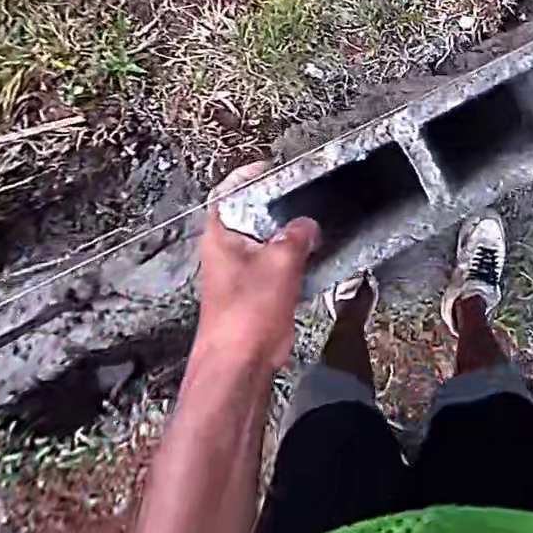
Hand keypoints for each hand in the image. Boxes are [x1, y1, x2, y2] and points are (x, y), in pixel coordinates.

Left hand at [194, 162, 320, 371]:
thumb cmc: (245, 316)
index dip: (249, 175)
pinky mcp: (256, 288)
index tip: (273, 168)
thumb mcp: (280, 261)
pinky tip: (312, 255)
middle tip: (303, 196)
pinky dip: (293, 257)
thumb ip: (297, 234)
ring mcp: (241, 270)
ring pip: (267, 239)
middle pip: (252, 214)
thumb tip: (308, 225)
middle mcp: (227, 249)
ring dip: (289, 234)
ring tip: (312, 225)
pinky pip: (277, 262)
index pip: (229, 191)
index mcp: (220, 235)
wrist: (240, 364)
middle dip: (278, 205)